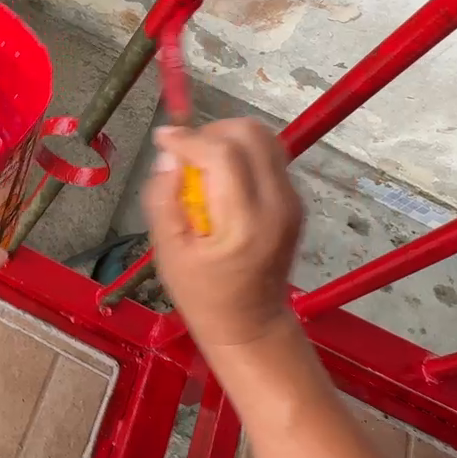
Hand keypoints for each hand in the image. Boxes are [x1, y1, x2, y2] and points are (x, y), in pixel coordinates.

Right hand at [143, 119, 302, 349]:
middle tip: (185, 154)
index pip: (222, 153)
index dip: (188, 138)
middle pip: (249, 133)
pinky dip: (241, 153)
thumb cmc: (202, 294)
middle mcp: (277, 203)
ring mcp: (291, 200)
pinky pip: (269, 155)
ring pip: (263, 137)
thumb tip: (168, 156)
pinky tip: (220, 179)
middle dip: (210, 132)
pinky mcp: (294, 200)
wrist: (251, 324)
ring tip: (202, 163)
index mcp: (244, 221)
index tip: (162, 139)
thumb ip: (163, 199)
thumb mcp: (167, 251)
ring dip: (227, 139)